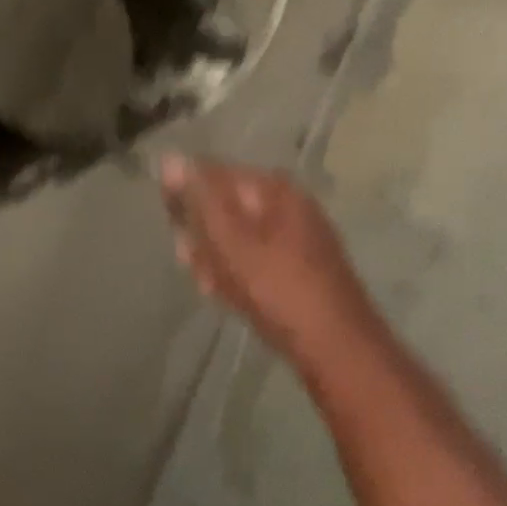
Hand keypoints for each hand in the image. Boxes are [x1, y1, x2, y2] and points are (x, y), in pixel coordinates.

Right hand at [160, 155, 379, 359]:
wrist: (336, 348)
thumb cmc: (274, 286)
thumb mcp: (224, 235)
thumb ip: (196, 194)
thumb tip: (170, 158)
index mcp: (272, 187)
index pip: (206, 174)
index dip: (183, 199)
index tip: (177, 230)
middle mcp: (288, 202)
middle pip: (219, 204)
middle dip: (198, 233)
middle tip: (192, 261)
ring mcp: (297, 235)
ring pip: (231, 233)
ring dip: (211, 256)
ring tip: (211, 283)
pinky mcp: (300, 265)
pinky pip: (252, 256)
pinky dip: (235, 271)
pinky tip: (230, 294)